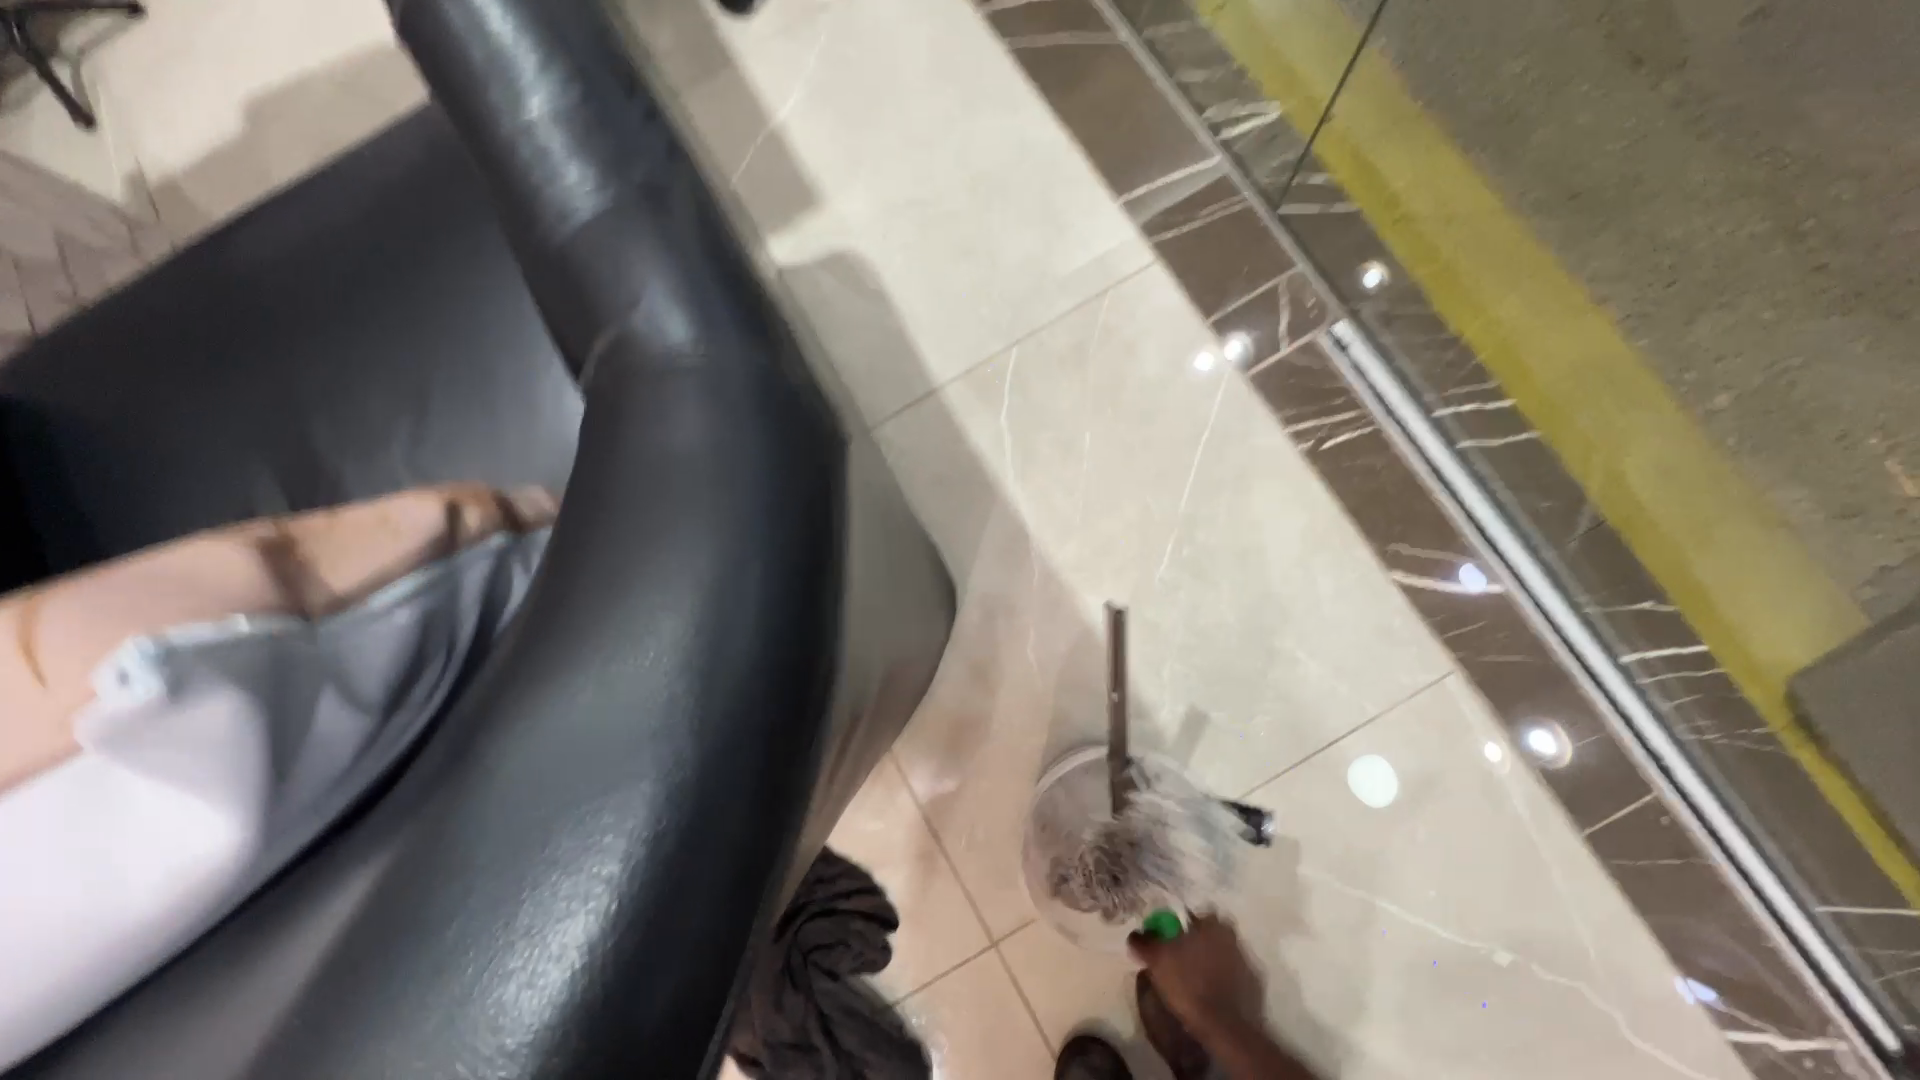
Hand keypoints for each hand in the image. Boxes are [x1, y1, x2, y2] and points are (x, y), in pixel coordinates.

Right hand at [1128, 913, 1266, 1042]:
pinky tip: (1207, 997)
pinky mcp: (1255, 988)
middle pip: (1208, 936)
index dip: (1177, 928)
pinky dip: (1220, 983)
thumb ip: (1144, 942)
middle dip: (1194, 945)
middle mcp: (1234, 937)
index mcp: (1214, 923)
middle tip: (1176, 962)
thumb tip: (1136, 935)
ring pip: (1220, 956)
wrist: (1224, 1027)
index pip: (1192, 915)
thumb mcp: (1156, 959)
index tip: (1166, 942)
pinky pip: (1231, 978)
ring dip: (1208, 964)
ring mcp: (1247, 963)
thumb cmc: (1188, 983)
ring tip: (1190, 982)